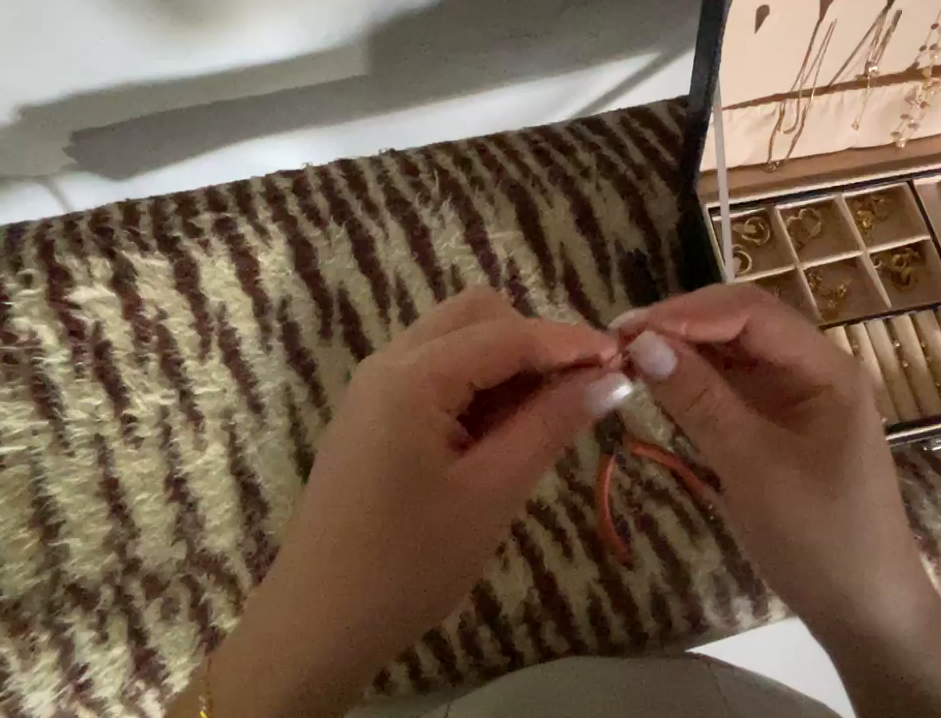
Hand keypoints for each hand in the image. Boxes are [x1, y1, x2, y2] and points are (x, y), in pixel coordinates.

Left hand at [196, 288, 634, 717]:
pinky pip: (437, 369)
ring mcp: (376, 383)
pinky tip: (495, 434)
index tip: (624, 360)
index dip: (569, 341)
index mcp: (411, 375)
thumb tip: (611, 379)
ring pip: (457, 338)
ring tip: (536, 422)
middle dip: (531, 342)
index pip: (507, 333)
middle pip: (477, 314)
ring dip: (505, 363)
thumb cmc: (407, 564)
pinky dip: (477, 384)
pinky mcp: (375, 409)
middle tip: (571, 395)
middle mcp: (389, 360)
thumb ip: (551, 425)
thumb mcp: (492, 494)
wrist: (317, 625)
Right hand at [613, 284, 937, 639]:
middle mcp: (809, 368)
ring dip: (680, 348)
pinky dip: (689, 379)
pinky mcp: (772, 422)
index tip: (629, 329)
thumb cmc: (820, 538)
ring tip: (626, 355)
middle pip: (738, 323)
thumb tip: (640, 341)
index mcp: (824, 368)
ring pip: (728, 350)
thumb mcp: (752, 465)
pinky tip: (655, 381)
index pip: (750, 313)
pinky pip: (725, 384)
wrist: (864, 616)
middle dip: (680, 324)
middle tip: (619, 339)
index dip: (687, 312)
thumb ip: (698, 398)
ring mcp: (790, 395)